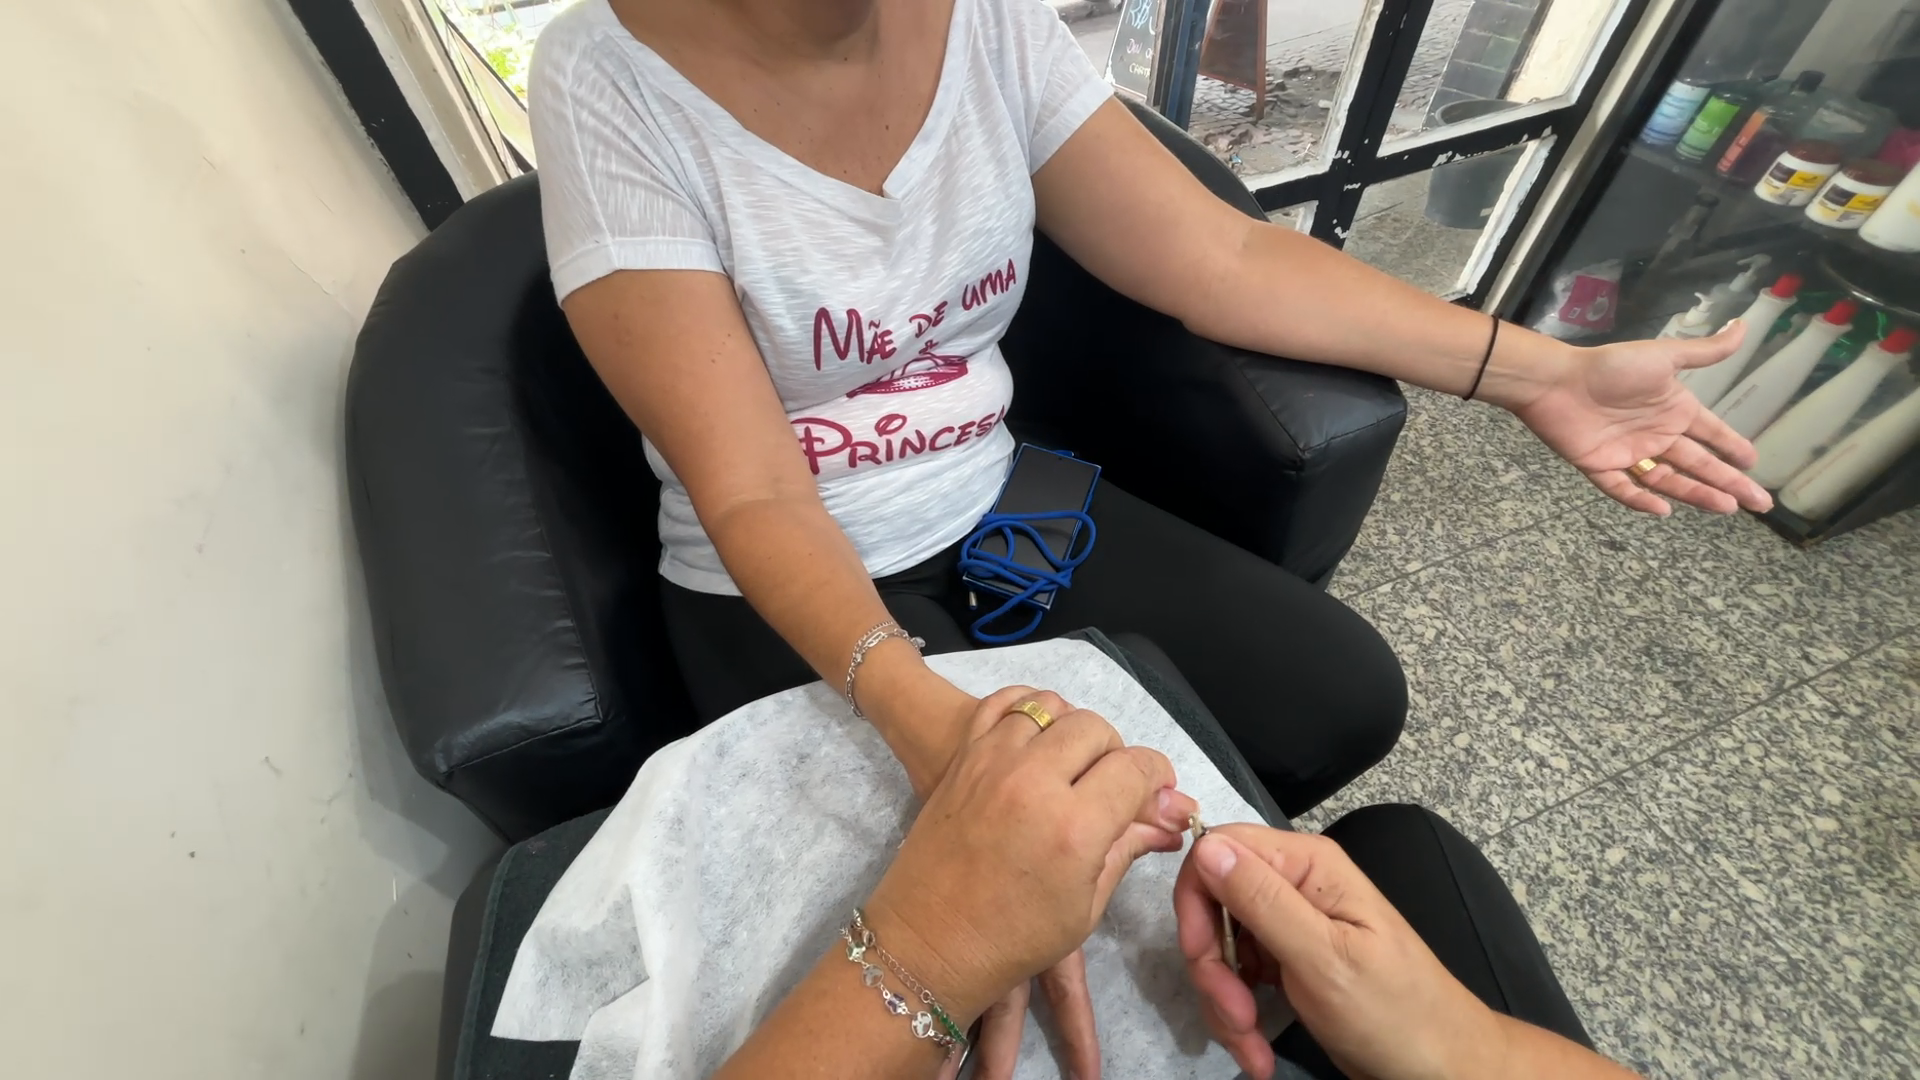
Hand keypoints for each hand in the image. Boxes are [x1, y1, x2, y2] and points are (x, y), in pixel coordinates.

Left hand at [866, 686, 1195, 1061]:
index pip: (1135, 769)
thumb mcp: (1084, 904)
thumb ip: (1128, 845)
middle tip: (1109, 784)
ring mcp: (994, 758)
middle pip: (1096, 728)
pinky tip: (1035, 737)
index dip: (1157, 776)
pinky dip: (1027, 709)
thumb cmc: (1013, 936)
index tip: (1158, 790)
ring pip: (1052, 707)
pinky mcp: (965, 751)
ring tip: (1069, 763)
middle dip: (1114, 752)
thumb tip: (1173, 815)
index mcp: (1073, 827)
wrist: (930, 935)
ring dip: (1070, 729)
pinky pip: (1005, 701)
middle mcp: (1035, 780)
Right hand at [1174, 825, 1500, 1079]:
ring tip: (1249, 1044)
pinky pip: (1235, 968)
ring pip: (1218, 939)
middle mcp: (1290, 879)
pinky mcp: (1282, 953)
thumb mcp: (1325, 960)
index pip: (1217, 848)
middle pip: (1211, 898)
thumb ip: (1263, 900)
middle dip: (1211, 963)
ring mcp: (1285, 917)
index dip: (1197, 899)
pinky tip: (1254, 1044)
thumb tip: (1205, 847)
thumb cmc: (1396, 1015)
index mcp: (1303, 862)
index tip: (1201, 957)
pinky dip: (1235, 1009)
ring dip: (1222, 995)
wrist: (1449, 1075)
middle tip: (1233, 1017)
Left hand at [1506, 323, 1772, 517]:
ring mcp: (1626, 451)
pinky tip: (1664, 510)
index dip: (1733, 448)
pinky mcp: (1597, 464)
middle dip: (1728, 482)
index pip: (1713, 435)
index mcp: (1674, 411)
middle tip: (1759, 503)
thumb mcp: (1664, 356)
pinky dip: (1638, 499)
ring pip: (1666, 479)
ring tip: (1725, 508)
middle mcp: (1655, 434)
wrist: (1555, 382)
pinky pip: (1620, 487)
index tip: (1754, 464)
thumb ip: (1705, 351)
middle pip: (1698, 464)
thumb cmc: (1609, 367)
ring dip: (1695, 493)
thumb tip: (1744, 326)